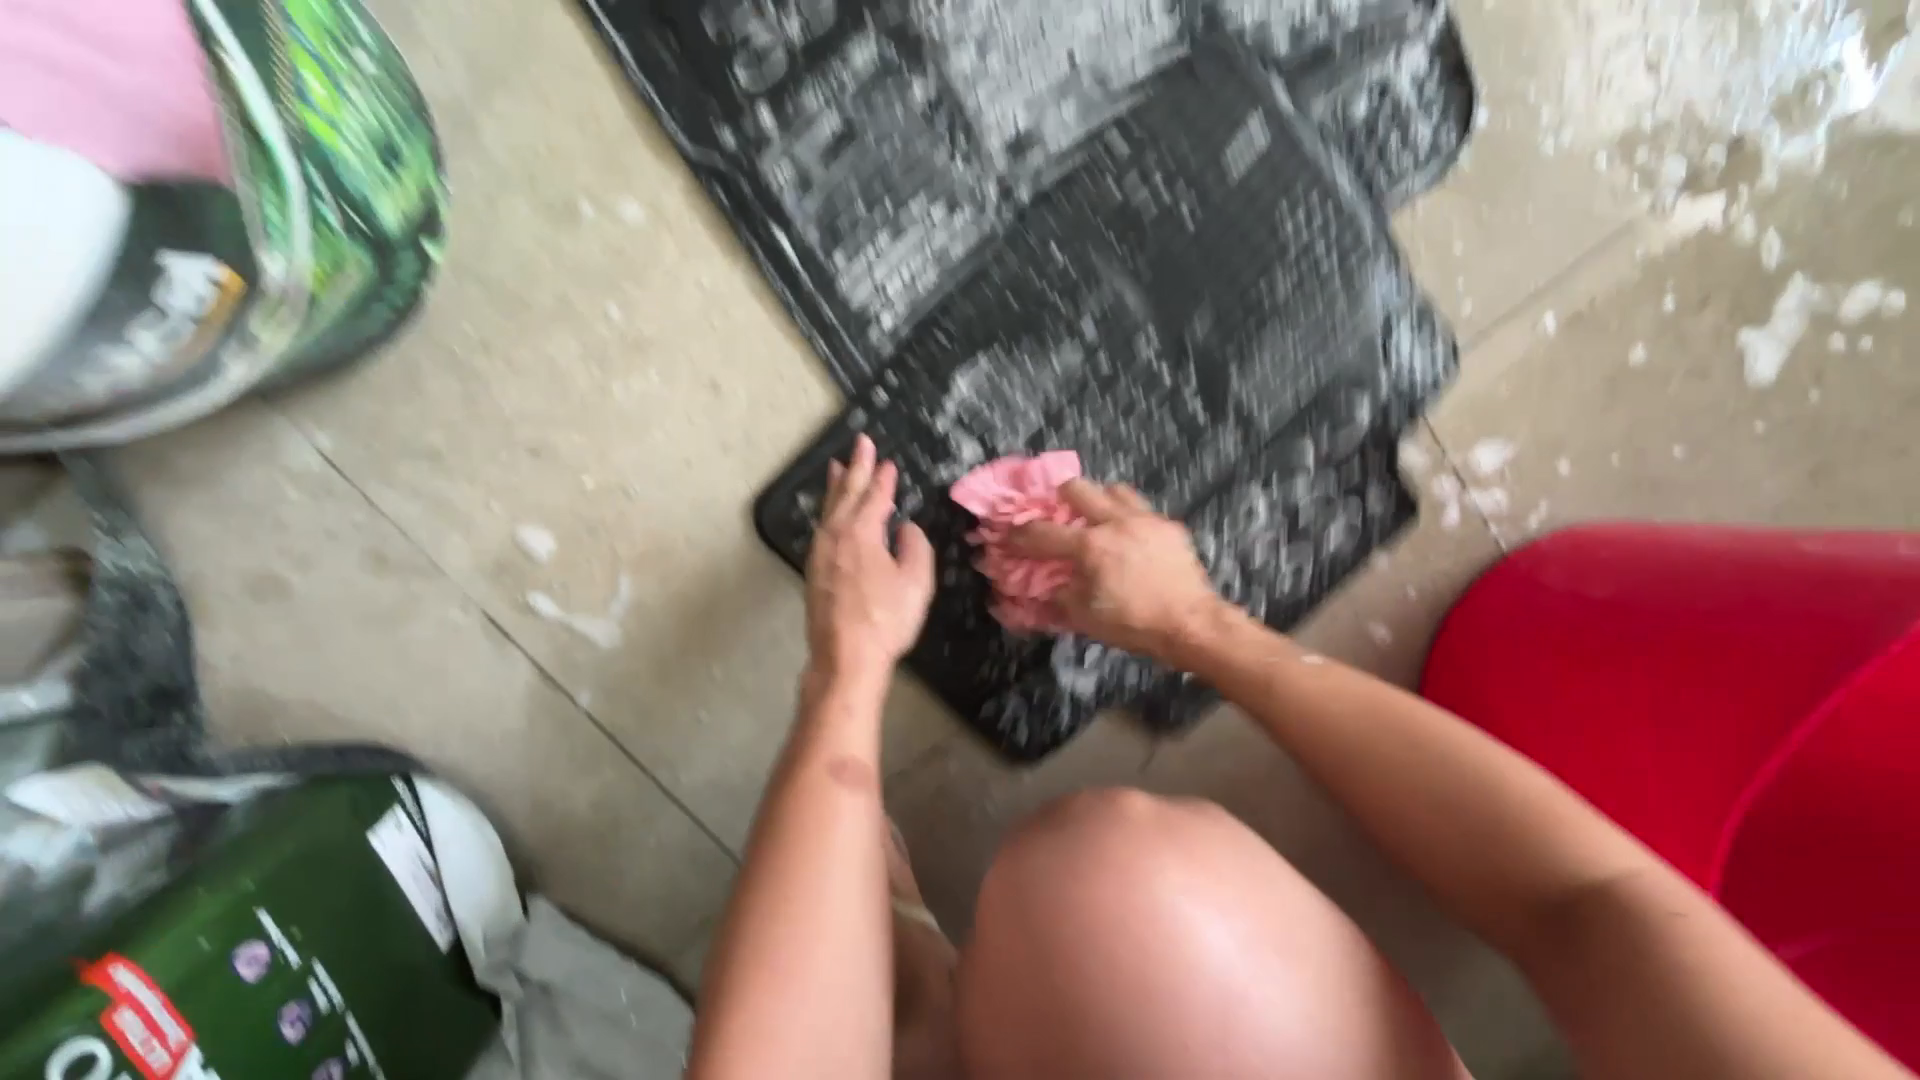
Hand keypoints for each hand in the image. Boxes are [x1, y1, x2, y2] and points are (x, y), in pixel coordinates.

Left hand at [804, 435, 934, 683]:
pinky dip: (829, 512)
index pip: (874, 497)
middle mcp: (835, 536)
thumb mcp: (916, 582)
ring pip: (828, 510)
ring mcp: (820, 554)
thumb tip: (906, 529)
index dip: (882, 478)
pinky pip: (822, 528)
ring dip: (836, 487)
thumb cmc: (885, 621)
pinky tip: (831, 515)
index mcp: (861, 533)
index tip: (887, 461)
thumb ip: (914, 547)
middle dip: (855, 468)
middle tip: (860, 443)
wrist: (845, 658)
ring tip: (838, 468)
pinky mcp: (814, 572)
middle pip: (846, 494)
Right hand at [1006, 480, 1227, 662]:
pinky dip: (1128, 517)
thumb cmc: (1134, 624)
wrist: (1192, 625)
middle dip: (1059, 497)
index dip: (1019, 534)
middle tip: (1056, 513)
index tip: (1007, 534)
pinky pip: (1142, 509)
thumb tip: (1041, 587)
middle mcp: (1115, 522)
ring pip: (1113, 489)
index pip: (1042, 532)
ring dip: (1098, 500)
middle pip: (1077, 488)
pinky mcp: (1170, 526)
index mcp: (1090, 546)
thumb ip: (1058, 596)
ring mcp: (1146, 520)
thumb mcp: (1084, 617)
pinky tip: (1129, 537)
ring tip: (1096, 518)